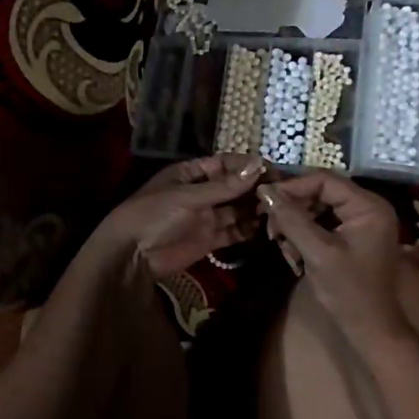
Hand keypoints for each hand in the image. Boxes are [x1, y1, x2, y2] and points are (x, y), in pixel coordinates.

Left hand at [93, 154, 266, 277]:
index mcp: (189, 174)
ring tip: (283, 209)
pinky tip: (271, 226)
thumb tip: (257, 166)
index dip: (248, 166)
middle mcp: (200, 193)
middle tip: (286, 191)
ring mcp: (206, 217)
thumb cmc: (152, 215)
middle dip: (257, 188)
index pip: (225, 164)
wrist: (131, 254)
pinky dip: (251, 229)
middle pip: (235, 187)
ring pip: (238, 209)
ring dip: (257, 208)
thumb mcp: (186, 197)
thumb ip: (222, 186)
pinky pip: (235, 231)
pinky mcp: (210, 239)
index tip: (273, 170)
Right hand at [256, 172, 410, 342]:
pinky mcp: (351, 236)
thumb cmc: (347, 289)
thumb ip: (291, 219)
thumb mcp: (316, 252)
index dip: (291, 187)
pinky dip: (303, 233)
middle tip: (269, 226)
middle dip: (292, 207)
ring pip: (316, 207)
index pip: (324, 180)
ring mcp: (360, 222)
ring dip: (294, 222)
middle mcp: (367, 207)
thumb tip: (264, 191)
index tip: (262, 201)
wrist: (368, 326)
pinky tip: (292, 251)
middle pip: (320, 192)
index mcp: (368, 206)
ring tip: (280, 243)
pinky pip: (321, 222)